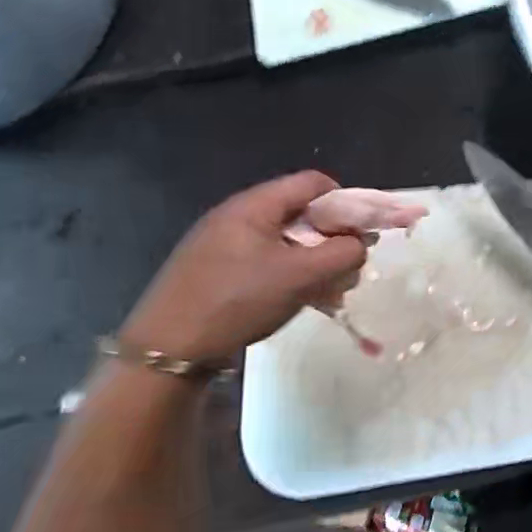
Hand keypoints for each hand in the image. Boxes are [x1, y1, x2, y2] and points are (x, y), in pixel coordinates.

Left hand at [119, 171, 368, 360]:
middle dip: (335, 238)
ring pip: (291, 240)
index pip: (314, 183)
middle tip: (349, 269)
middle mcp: (240, 216)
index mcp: (255, 206)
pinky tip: (306, 300)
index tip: (362, 234)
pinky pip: (272, 261)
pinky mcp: (223, 269)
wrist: (169, 348)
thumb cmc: (238, 301)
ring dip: (319, 262)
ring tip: (330, 292)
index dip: (347, 201)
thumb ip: (343, 253)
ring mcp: (228, 244)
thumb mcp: (301, 276)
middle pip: (305, 212)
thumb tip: (359, 244)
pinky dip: (296, 275)